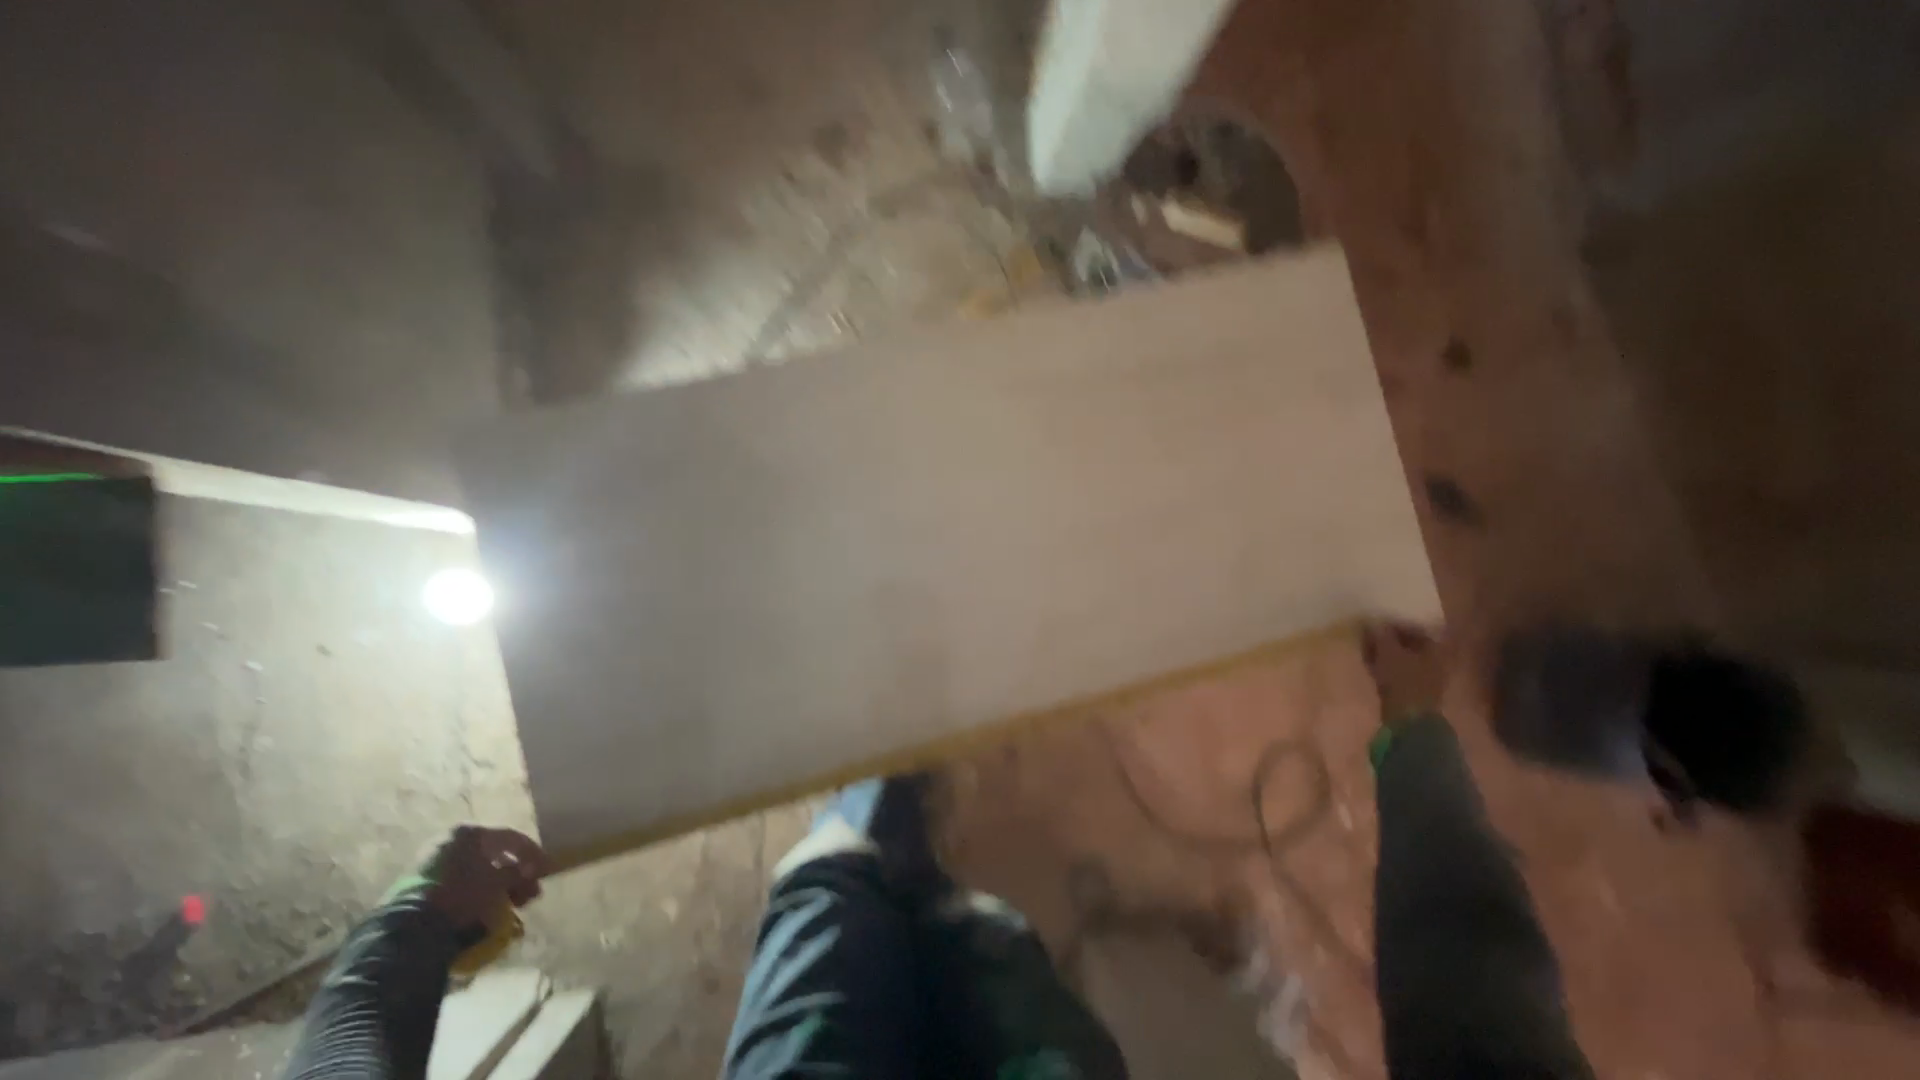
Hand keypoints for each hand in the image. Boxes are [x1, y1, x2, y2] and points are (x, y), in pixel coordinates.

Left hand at [415, 825, 548, 929]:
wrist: (410, 925)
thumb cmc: (461, 895)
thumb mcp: (497, 884)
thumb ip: (517, 874)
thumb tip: (530, 872)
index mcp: (470, 833)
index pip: (511, 838)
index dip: (533, 854)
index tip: (546, 870)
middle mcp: (451, 840)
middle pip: (493, 854)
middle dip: (514, 874)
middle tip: (528, 894)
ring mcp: (432, 859)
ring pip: (475, 869)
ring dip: (496, 885)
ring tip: (508, 906)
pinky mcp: (420, 881)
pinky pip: (458, 881)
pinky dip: (475, 891)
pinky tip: (483, 907)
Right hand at [1360, 620, 1446, 722]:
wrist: (1408, 723)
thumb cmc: (1404, 683)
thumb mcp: (1389, 654)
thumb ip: (1381, 635)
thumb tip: (1373, 621)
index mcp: (1438, 649)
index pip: (1420, 626)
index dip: (1400, 620)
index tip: (1381, 616)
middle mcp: (1436, 660)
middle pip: (1411, 641)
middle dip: (1390, 635)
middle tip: (1369, 628)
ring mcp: (1424, 677)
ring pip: (1402, 656)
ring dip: (1384, 649)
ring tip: (1364, 642)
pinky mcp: (1411, 690)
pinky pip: (1396, 670)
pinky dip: (1383, 664)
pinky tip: (1367, 659)